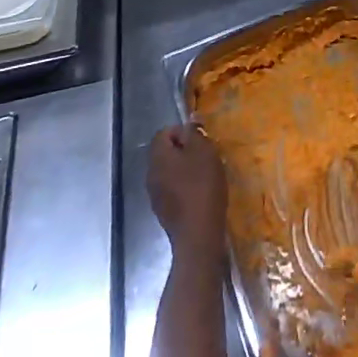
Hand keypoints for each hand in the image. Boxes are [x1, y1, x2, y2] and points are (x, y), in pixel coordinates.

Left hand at [147, 125, 227, 250]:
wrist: (198, 237)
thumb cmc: (201, 188)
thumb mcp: (204, 153)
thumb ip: (196, 133)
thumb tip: (191, 119)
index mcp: (157, 154)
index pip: (165, 132)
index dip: (183, 133)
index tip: (202, 142)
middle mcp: (150, 172)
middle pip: (166, 153)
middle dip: (186, 153)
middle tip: (207, 160)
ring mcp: (155, 194)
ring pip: (170, 173)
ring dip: (186, 173)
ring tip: (207, 180)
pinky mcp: (164, 213)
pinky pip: (173, 192)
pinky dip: (186, 191)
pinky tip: (201, 199)